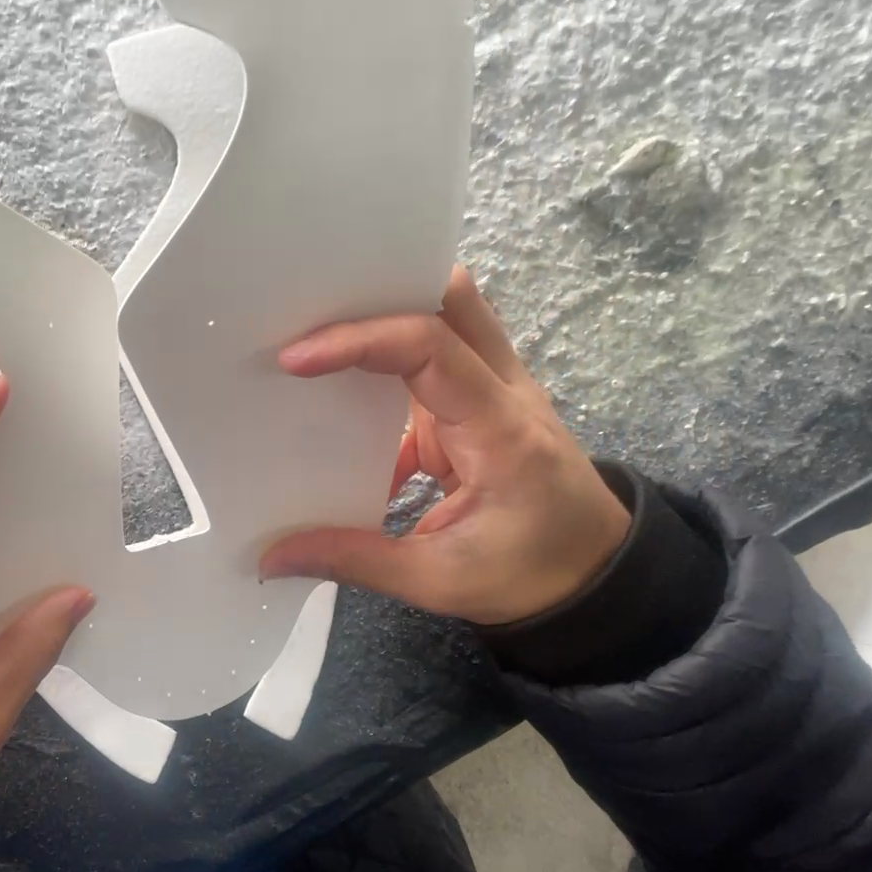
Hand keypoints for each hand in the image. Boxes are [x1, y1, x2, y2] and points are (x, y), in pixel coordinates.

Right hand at [259, 266, 630, 624]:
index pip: (430, 350)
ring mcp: (496, 388)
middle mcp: (504, 391)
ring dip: (388, 310)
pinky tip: (343, 379)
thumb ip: (355, 560)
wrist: (598, 577)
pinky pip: (436, 351)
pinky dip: (390, 350)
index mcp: (500, 431)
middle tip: (314, 306)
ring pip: (450, 312)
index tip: (295, 357)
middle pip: (452, 300)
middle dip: (383, 290)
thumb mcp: (438, 581)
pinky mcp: (479, 399)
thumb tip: (273, 555)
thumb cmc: (530, 576)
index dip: (359, 340)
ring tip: (320, 324)